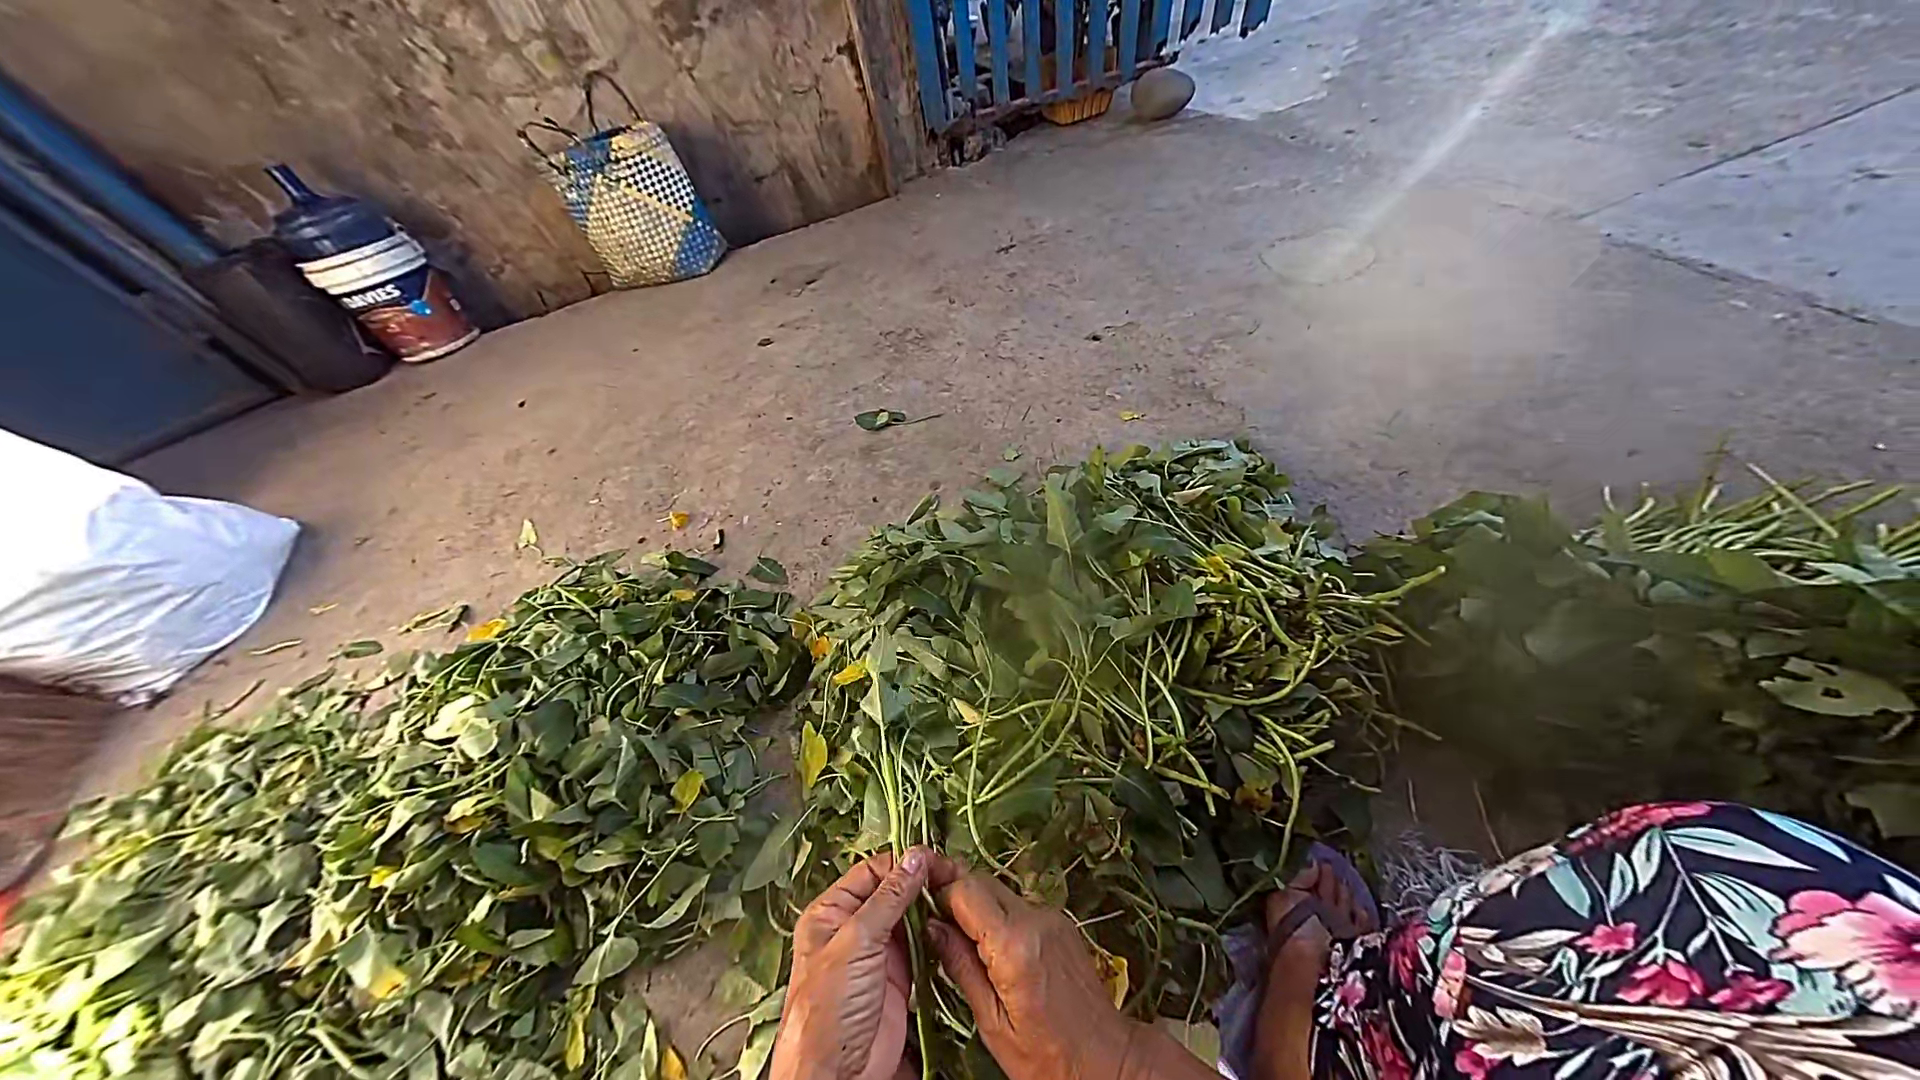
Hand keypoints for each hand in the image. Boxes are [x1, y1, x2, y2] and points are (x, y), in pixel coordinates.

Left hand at [771, 848, 932, 1079]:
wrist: (838, 1076)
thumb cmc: (830, 1007)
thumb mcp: (857, 941)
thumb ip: (889, 897)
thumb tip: (915, 856)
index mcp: (832, 910)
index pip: (872, 871)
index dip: (903, 862)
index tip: (935, 858)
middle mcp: (853, 925)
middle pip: (892, 891)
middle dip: (921, 882)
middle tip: (953, 874)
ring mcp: (877, 950)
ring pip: (909, 915)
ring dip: (930, 905)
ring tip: (957, 894)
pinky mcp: (898, 974)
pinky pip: (920, 943)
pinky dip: (935, 932)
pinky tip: (952, 922)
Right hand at [924, 864, 1213, 1079]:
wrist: (1108, 1059)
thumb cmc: (1046, 1056)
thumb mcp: (993, 1023)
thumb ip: (960, 967)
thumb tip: (931, 926)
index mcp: (1014, 945)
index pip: (967, 890)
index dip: (940, 890)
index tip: (920, 900)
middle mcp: (1034, 918)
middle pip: (982, 881)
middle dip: (953, 889)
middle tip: (930, 910)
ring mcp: (1050, 915)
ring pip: (999, 889)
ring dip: (975, 901)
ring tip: (955, 929)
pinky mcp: (1059, 920)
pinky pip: (1017, 903)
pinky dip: (996, 912)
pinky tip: (987, 939)